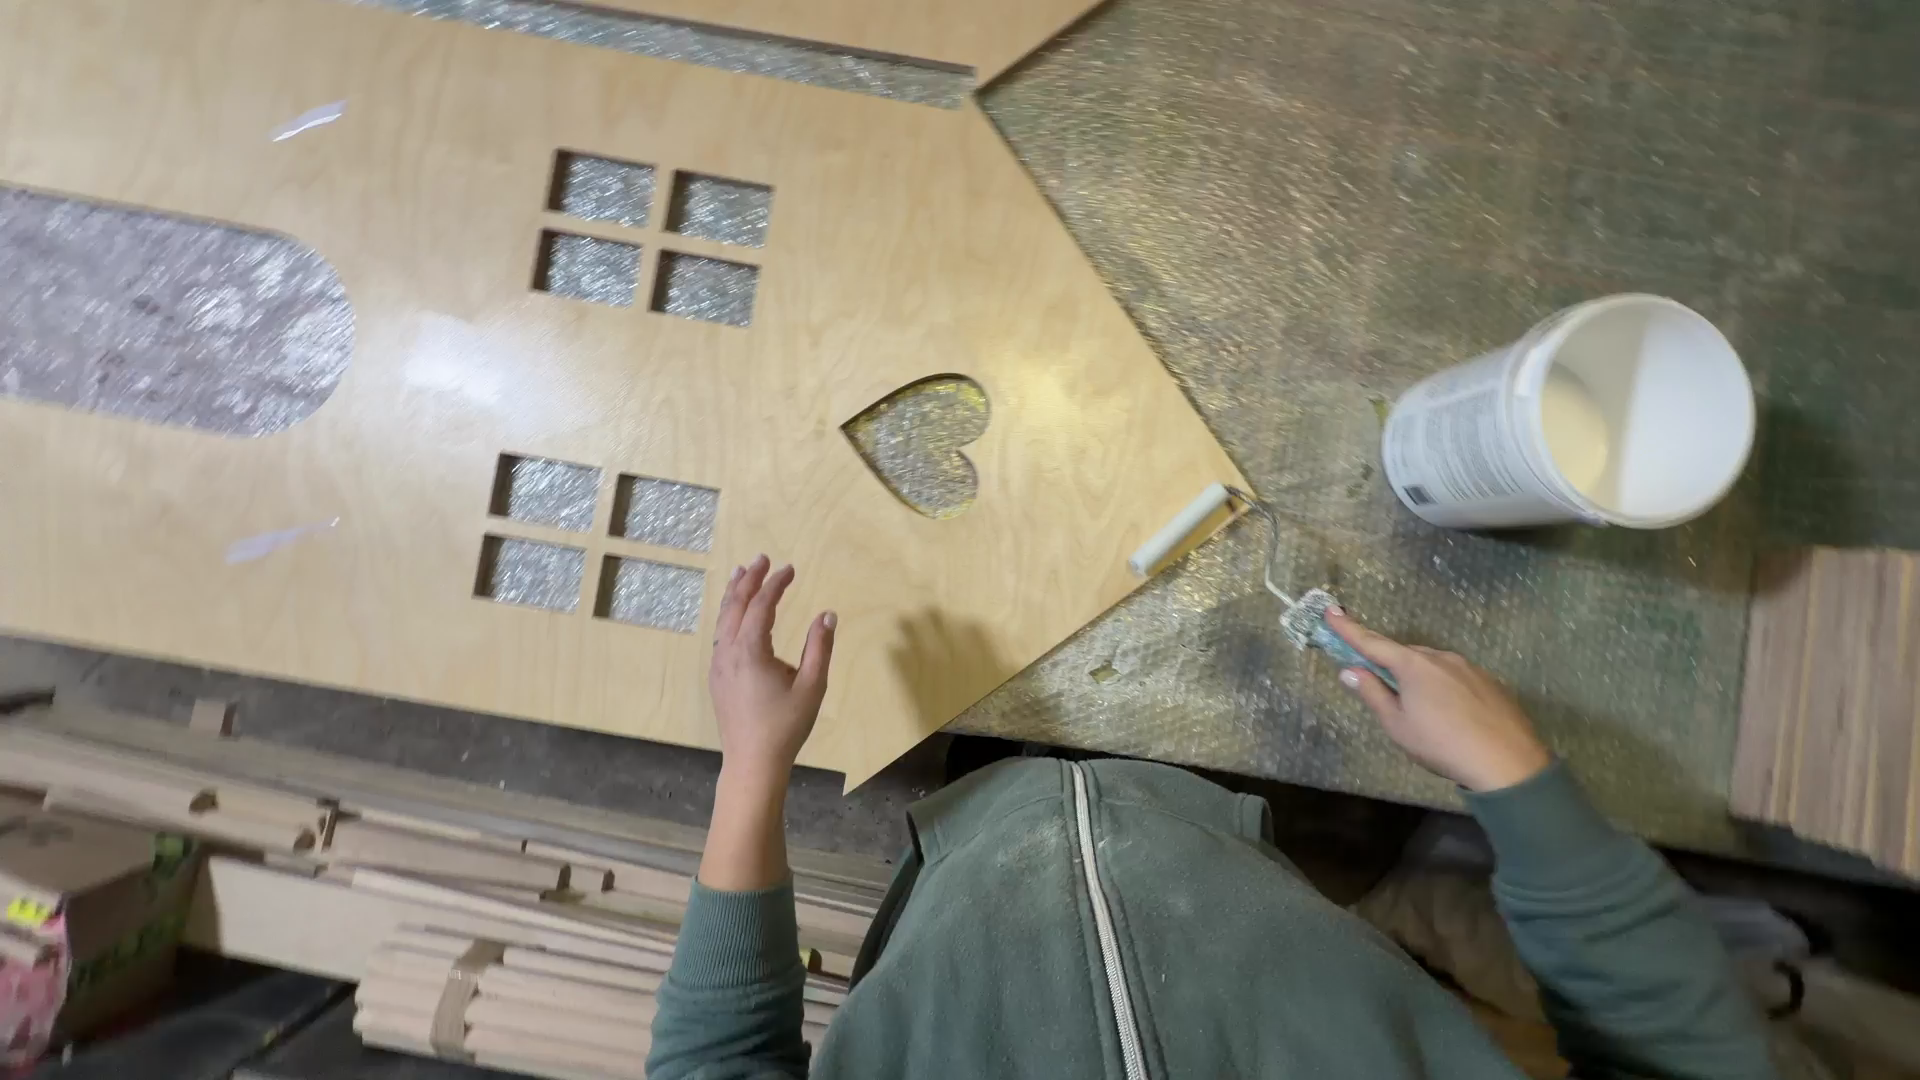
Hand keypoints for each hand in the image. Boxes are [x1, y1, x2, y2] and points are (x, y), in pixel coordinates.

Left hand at [709, 555, 836, 784]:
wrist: (753, 762)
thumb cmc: (786, 725)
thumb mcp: (812, 686)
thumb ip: (819, 648)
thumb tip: (827, 615)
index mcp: (750, 650)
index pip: (762, 605)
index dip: (776, 584)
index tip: (790, 568)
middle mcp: (728, 652)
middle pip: (736, 605)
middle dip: (749, 579)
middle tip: (762, 558)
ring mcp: (718, 665)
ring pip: (723, 619)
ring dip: (734, 594)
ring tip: (740, 574)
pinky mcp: (717, 677)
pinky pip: (719, 634)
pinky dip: (728, 614)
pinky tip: (735, 614)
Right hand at [1326, 611, 1550, 792]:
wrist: (1509, 765)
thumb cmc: (1441, 744)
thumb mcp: (1397, 724)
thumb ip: (1372, 693)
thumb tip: (1350, 670)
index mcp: (1413, 665)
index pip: (1371, 642)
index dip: (1348, 628)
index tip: (1331, 611)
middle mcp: (1441, 658)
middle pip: (1403, 654)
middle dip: (1386, 661)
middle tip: (1375, 679)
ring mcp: (1469, 668)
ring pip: (1431, 664)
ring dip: (1416, 675)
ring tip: (1416, 704)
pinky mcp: (1490, 682)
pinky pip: (1454, 675)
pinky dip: (1441, 684)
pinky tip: (1447, 710)